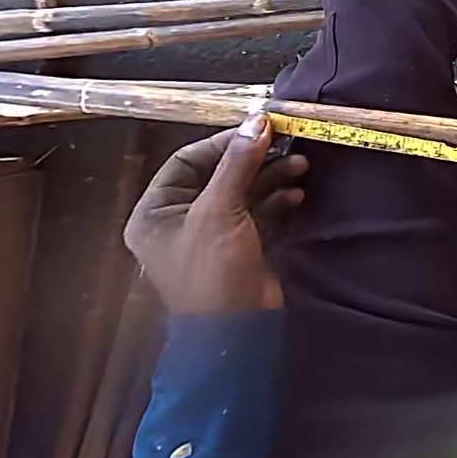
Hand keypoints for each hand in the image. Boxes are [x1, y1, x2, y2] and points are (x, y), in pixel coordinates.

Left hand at [123, 114, 308, 314]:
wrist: (237, 339)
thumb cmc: (213, 271)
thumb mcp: (221, 210)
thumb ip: (238, 162)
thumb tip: (258, 118)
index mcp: (156, 211)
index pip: (187, 160)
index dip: (223, 142)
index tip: (258, 130)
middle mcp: (179, 218)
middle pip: (219, 173)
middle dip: (254, 159)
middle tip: (286, 143)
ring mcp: (210, 233)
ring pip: (242, 190)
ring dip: (271, 177)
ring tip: (301, 165)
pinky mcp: (237, 246)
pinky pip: (256, 211)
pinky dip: (276, 200)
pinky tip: (297, 195)